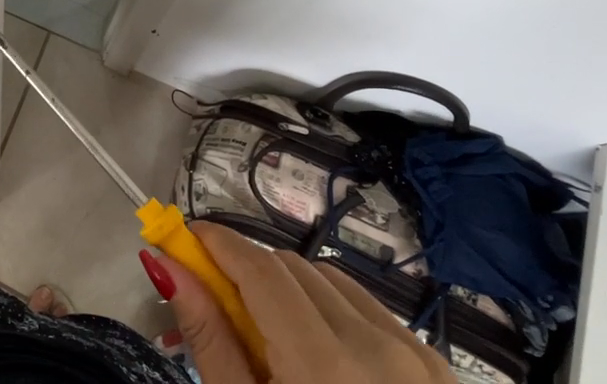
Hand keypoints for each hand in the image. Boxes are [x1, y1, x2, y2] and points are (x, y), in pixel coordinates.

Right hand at [150, 222, 453, 383]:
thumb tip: (166, 266)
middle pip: (291, 267)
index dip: (216, 242)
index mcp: (325, 365)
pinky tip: (318, 349)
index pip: (260, 267)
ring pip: (330, 280)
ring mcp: (418, 355)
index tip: (181, 238)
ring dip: (287, 286)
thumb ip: (210, 338)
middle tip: (212, 296)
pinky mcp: (441, 368)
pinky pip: (369, 307)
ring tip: (268, 330)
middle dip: (245, 268)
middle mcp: (378, 345)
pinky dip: (329, 307)